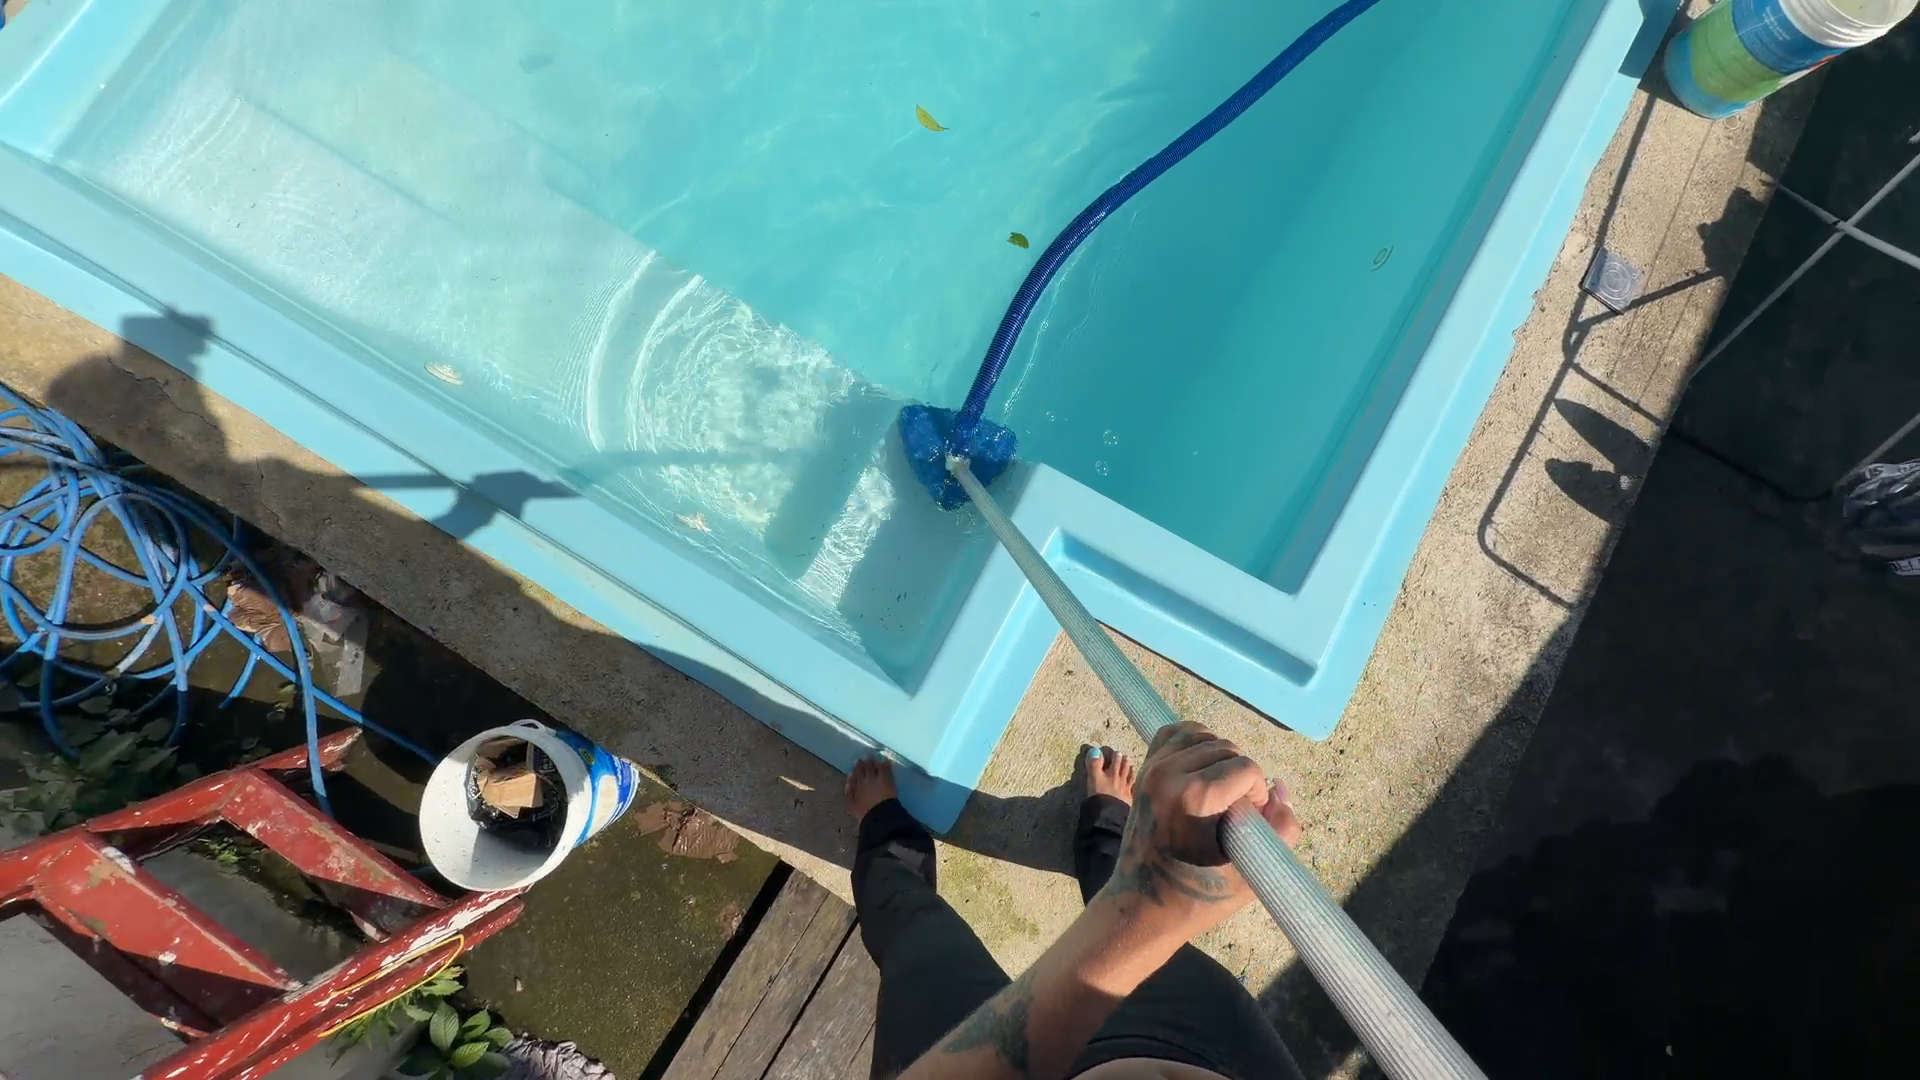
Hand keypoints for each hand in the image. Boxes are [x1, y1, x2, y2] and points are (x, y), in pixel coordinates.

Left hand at [1095, 722, 1299, 946]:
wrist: (1142, 903)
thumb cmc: (1200, 895)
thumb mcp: (1253, 871)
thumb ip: (1280, 829)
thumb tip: (1280, 786)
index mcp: (1194, 796)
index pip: (1246, 768)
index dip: (1257, 794)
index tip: (1248, 821)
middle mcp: (1169, 773)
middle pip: (1226, 747)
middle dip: (1240, 776)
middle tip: (1235, 810)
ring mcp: (1152, 768)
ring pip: (1201, 734)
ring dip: (1219, 756)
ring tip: (1221, 788)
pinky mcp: (1144, 770)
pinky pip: (1172, 733)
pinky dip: (1192, 741)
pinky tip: (1203, 764)